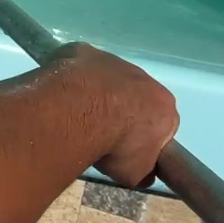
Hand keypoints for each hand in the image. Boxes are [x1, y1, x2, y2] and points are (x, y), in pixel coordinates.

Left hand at [46, 42, 179, 188]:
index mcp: (163, 104)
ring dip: (94, 89)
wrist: (78, 110)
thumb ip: (143, 169)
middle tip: (98, 126)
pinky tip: (60, 90)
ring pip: (104, 76)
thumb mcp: (136, 173)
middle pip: (132, 93)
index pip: (158, 119)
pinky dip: (72, 74)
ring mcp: (110, 58)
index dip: (141, 132)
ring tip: (75, 109)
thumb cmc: (114, 144)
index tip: (123, 143)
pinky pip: (78, 63)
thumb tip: (141, 172)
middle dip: (119, 107)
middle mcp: (141, 76)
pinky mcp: (80, 49)